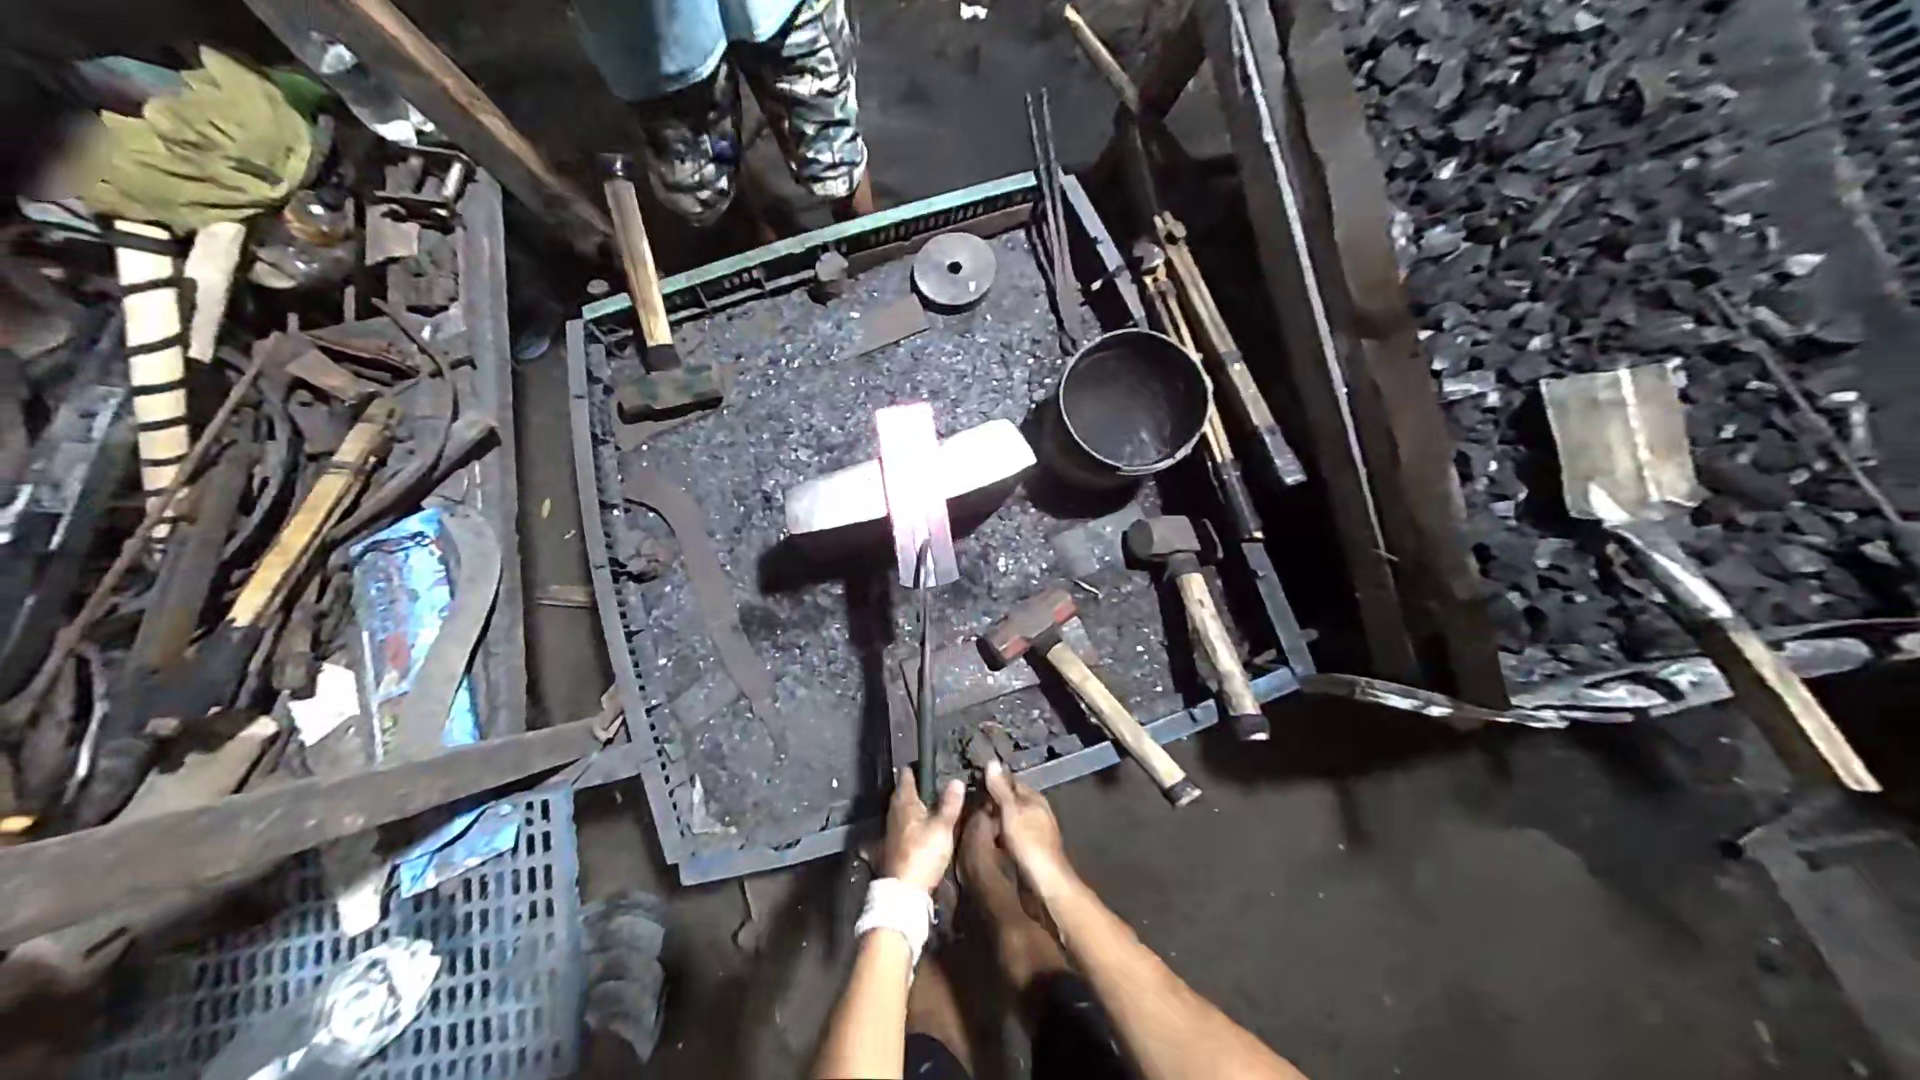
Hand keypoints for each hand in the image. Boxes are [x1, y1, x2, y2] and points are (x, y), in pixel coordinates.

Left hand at [881, 768, 964, 890]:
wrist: (905, 890)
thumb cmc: (922, 853)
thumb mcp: (942, 827)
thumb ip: (950, 804)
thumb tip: (957, 781)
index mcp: (904, 802)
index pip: (906, 776)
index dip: (914, 767)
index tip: (925, 762)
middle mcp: (894, 812)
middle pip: (903, 792)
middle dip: (915, 786)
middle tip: (933, 782)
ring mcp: (892, 829)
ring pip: (903, 809)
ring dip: (915, 804)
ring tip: (932, 803)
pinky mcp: (894, 844)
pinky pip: (904, 823)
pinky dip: (913, 820)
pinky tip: (924, 825)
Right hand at [982, 760, 1073, 893]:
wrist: (1046, 885)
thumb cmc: (1029, 844)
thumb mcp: (1012, 812)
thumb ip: (1001, 789)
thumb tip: (992, 761)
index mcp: (1034, 799)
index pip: (1010, 782)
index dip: (992, 782)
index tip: (971, 784)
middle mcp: (1035, 812)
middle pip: (1008, 801)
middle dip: (990, 803)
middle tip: (966, 804)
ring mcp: (1032, 832)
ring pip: (1007, 820)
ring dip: (993, 821)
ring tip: (970, 821)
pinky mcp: (1028, 850)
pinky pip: (1008, 837)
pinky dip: (997, 836)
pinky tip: (985, 841)